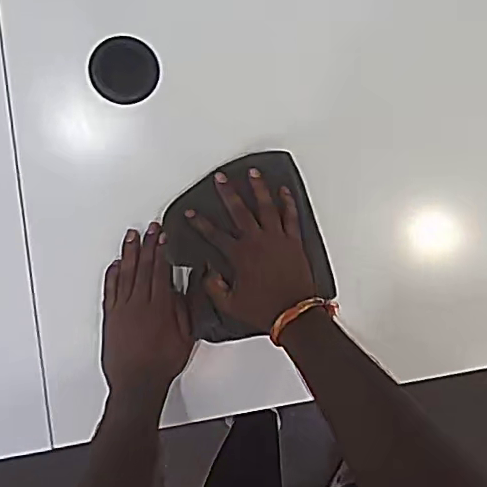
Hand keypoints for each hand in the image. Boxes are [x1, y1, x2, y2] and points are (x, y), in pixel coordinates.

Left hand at [101, 223, 192, 413]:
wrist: (136, 383)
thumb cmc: (162, 363)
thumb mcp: (186, 335)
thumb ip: (186, 306)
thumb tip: (188, 284)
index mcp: (159, 306)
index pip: (160, 269)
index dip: (161, 250)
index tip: (163, 235)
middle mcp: (139, 304)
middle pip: (143, 266)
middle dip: (147, 244)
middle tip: (150, 228)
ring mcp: (122, 309)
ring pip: (125, 273)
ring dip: (129, 253)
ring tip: (131, 237)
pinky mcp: (110, 317)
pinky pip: (110, 290)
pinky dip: (112, 275)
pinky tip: (115, 264)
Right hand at [186, 168, 317, 330]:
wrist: (294, 314)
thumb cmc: (265, 309)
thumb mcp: (230, 304)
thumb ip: (214, 287)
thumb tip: (208, 272)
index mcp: (240, 256)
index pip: (214, 233)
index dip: (200, 222)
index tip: (192, 213)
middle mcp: (257, 242)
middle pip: (239, 210)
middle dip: (228, 192)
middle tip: (221, 178)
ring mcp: (277, 238)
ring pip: (266, 205)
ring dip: (258, 187)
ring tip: (253, 173)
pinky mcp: (294, 241)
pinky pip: (290, 216)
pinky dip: (287, 201)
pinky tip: (283, 191)